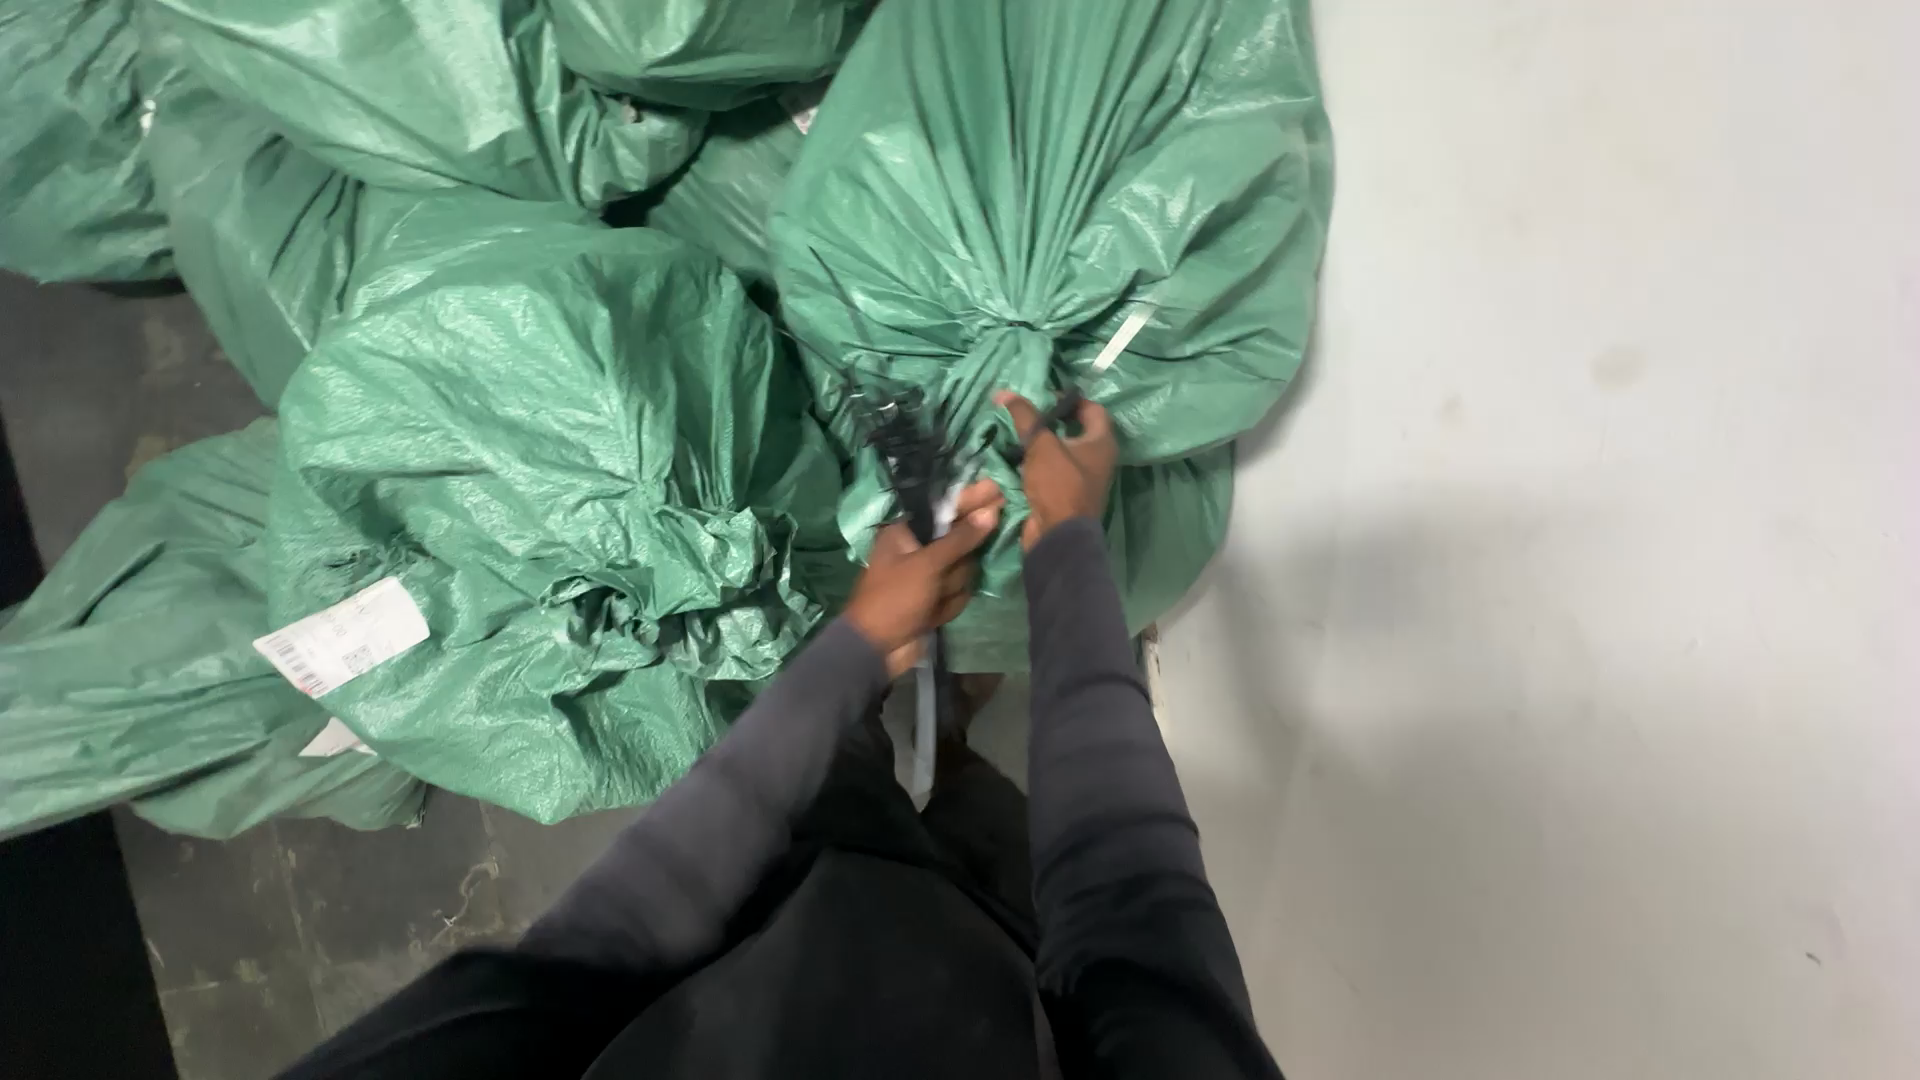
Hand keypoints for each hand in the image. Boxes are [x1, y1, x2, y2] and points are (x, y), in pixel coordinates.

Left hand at [845, 479, 1003, 675]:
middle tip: (944, 577)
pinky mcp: (935, 598)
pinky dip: (948, 605)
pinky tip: (932, 614)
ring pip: (963, 570)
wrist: (877, 648)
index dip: (971, 500)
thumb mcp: (927, 565)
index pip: (945, 509)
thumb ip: (960, 539)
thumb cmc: (894, 598)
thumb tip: (990, 512)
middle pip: (960, 543)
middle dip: (956, 564)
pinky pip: (957, 592)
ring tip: (930, 601)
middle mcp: (918, 549)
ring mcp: (928, 576)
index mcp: (905, 532)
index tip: (996, 490)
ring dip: (950, 588)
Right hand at [995, 390, 1117, 550]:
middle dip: (1051, 421)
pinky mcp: (1065, 494)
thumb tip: (1004, 392)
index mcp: (1101, 442)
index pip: (1092, 409)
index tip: (1045, 395)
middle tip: (1027, 412)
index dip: (1071, 399)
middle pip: (1075, 430)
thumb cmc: (1059, 485)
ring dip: (1041, 443)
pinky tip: (1016, 457)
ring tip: (1017, 432)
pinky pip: (1051, 471)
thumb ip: (1025, 417)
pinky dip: (1036, 463)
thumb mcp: (1041, 445)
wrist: (1057, 536)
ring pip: (1060, 452)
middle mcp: (1097, 459)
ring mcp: (1082, 479)